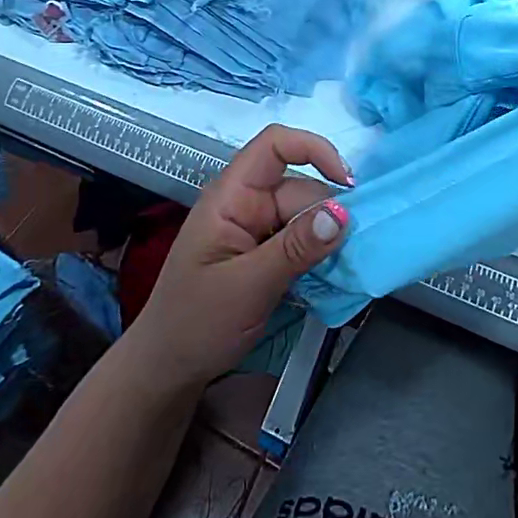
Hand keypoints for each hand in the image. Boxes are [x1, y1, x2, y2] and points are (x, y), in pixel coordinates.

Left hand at [122, 125, 351, 388]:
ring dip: (329, 239)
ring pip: (310, 216)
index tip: (348, 185)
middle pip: (302, 188)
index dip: (315, 150)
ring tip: (343, 270)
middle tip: (348, 256)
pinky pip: (306, 240)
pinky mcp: (269, 253)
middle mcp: (248, 203)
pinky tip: (333, 276)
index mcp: (232, 196)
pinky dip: (323, 254)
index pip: (275, 145)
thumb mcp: (247, 286)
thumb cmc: (194, 323)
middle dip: (328, 216)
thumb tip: (342, 213)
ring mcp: (259, 229)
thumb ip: (295, 247)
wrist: (169, 371)